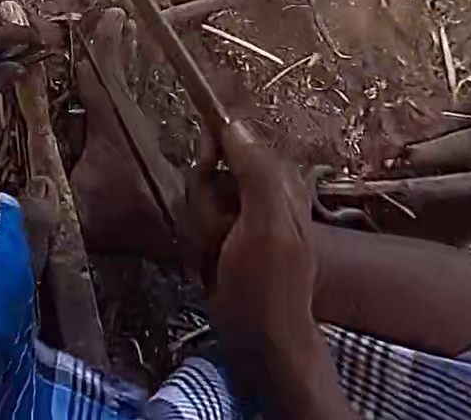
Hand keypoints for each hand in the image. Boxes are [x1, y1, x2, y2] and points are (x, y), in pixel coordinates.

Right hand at [200, 120, 318, 344]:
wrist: (261, 346)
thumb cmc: (267, 286)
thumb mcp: (267, 227)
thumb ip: (256, 173)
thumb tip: (234, 123)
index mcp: (278, 182)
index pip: (232, 138)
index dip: (213, 149)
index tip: (207, 165)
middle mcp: (258, 193)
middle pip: (206, 169)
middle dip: (203, 199)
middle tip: (219, 230)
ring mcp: (238, 216)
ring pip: (195, 194)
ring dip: (197, 224)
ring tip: (215, 253)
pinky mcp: (221, 235)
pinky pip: (192, 218)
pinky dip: (194, 239)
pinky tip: (207, 262)